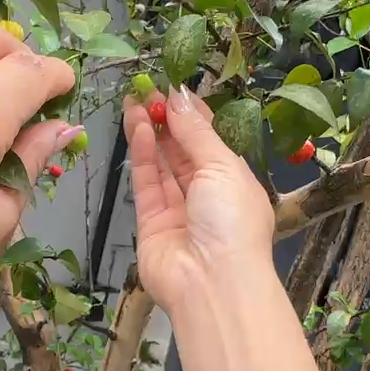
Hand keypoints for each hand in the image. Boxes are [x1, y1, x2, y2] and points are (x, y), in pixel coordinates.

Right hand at [124, 88, 275, 313]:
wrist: (211, 283)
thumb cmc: (232, 221)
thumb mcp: (223, 167)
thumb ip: (197, 131)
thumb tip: (180, 96)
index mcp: (235, 182)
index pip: (211, 140)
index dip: (193, 114)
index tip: (173, 87)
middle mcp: (207, 195)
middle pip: (183, 151)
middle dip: (167, 120)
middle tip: (147, 88)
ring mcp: (178, 210)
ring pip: (161, 164)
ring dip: (149, 132)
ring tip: (135, 100)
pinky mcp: (151, 223)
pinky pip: (146, 183)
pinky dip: (142, 155)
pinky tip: (138, 128)